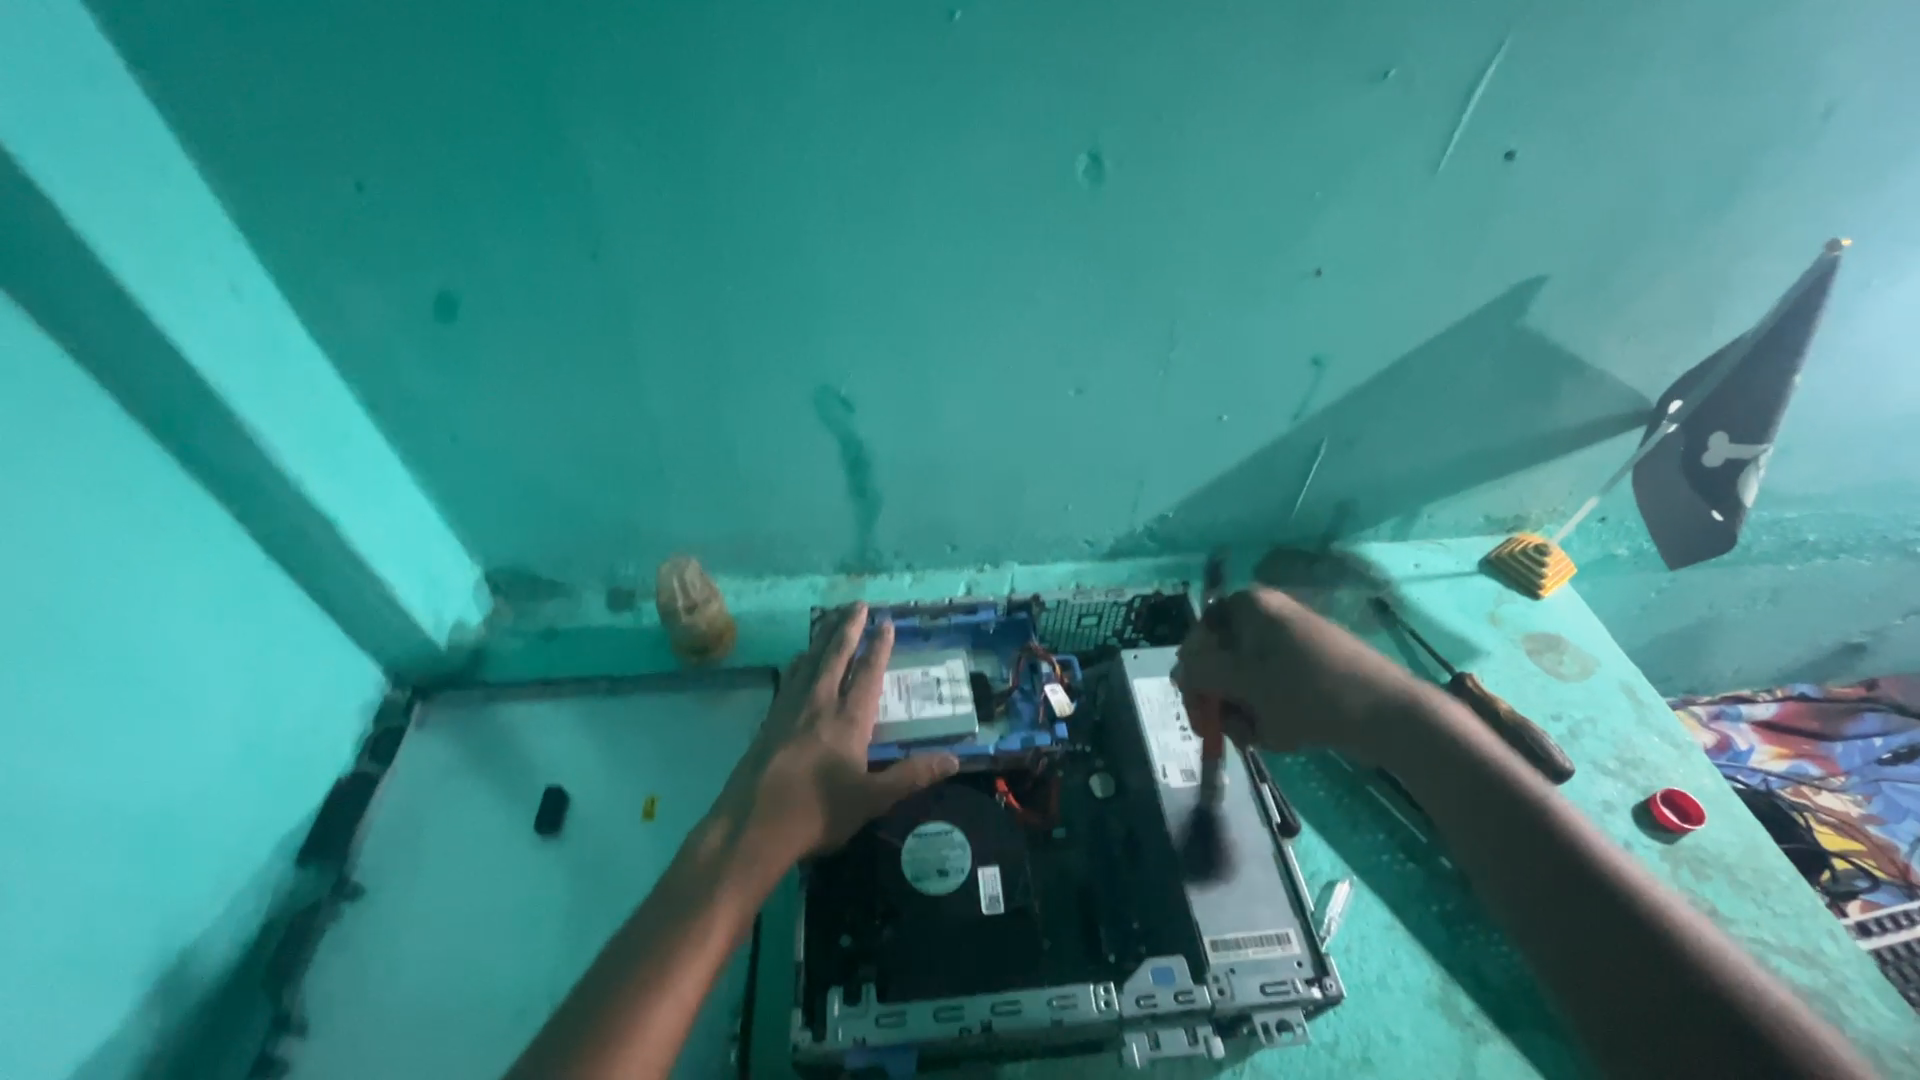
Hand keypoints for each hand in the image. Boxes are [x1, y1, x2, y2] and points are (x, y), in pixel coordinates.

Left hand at [712, 603, 959, 862]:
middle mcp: (818, 705)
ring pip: (808, 662)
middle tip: (857, 604)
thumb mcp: (872, 800)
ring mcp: (788, 711)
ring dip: (822, 638)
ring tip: (831, 620)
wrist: (751, 827)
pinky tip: (798, 661)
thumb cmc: (816, 814)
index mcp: (847, 721)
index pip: (867, 674)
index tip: (886, 622)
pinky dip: (799, 662)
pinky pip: (789, 678)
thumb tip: (954, 759)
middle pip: (834, 656)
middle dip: (848, 628)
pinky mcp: (768, 722)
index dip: (878, 647)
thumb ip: (911, 776)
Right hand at [1175, 586, 1436, 757]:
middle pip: (1220, 662)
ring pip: (1243, 683)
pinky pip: (1271, 691)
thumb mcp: (1243, 683)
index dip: (1194, 676)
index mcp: (1248, 606)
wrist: (1389, 715)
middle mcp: (1265, 617)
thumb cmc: (1308, 692)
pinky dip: (1269, 714)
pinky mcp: (1308, 669)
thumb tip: (1179, 671)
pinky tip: (1286, 734)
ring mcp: (1289, 643)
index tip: (1201, 710)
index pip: (1198, 638)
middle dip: (1222, 700)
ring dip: (1245, 713)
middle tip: (1236, 729)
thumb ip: (1201, 674)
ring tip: (1266, 734)